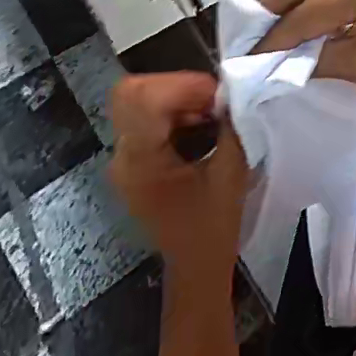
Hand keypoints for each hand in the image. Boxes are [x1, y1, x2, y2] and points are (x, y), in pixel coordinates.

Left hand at [107, 73, 247, 288]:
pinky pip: (146, 118)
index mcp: (140, 161)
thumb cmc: (213, 229)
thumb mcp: (230, 176)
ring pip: (138, 101)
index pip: (144, 98)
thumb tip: (234, 92)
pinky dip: (174, 111)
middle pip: (133, 93)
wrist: (196, 268)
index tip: (219, 96)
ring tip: (212, 111)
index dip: (184, 86)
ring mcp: (123, 158)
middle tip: (213, 101)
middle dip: (177, 87)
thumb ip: (231, 129)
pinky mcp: (133, 160)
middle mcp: (122, 155)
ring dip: (177, 98)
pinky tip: (201, 123)